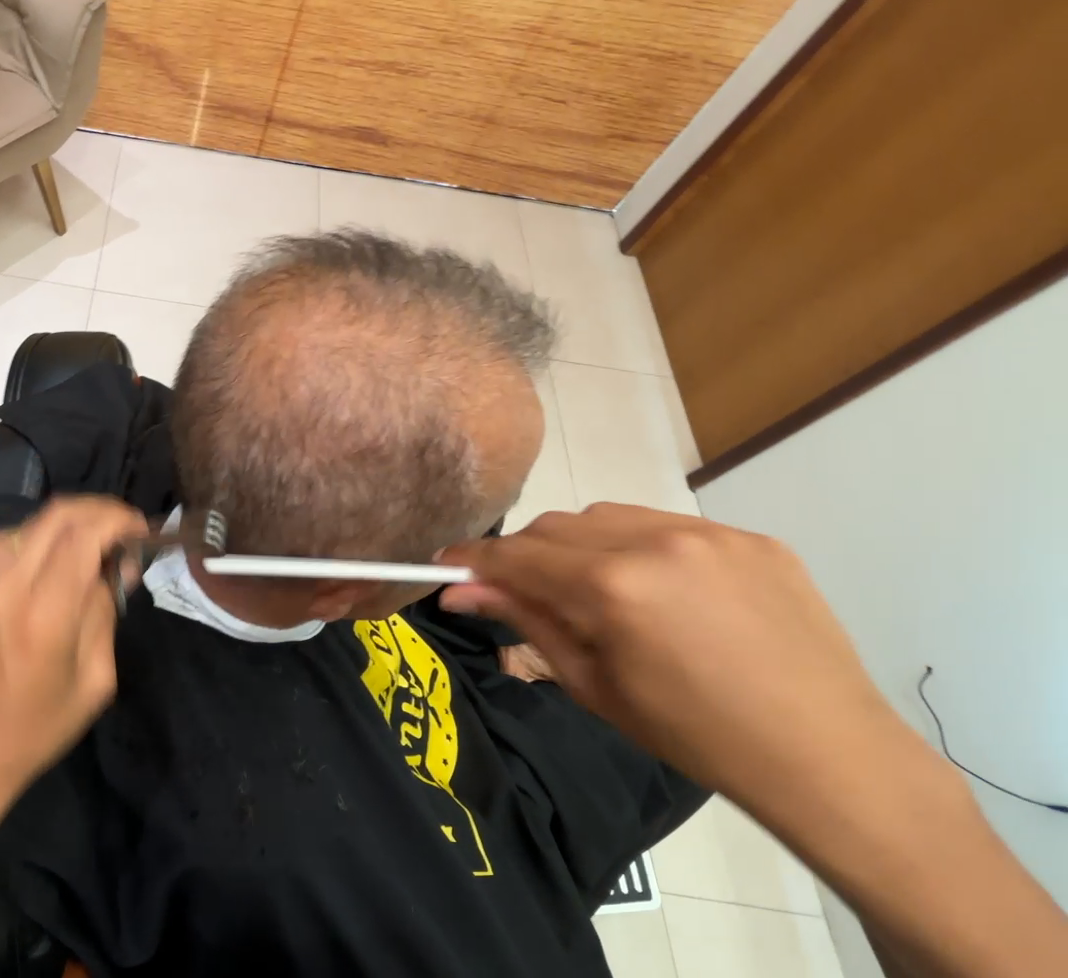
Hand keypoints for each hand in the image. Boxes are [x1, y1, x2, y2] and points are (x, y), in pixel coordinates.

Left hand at [0, 495, 149, 800]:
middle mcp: (5, 587)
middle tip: (124, 529)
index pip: (84, 536)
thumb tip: (115, 567)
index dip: (118, 521)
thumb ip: (104, 613)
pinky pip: (5, 545)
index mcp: (43, 615)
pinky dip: (38, 540)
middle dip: (98, 511)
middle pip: (56, 516)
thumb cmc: (36, 729)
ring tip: (93, 544)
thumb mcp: (94, 681)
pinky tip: (54, 560)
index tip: (141, 529)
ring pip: (30, 524)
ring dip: (67, 523)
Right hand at [438, 503, 898, 796]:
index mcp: (611, 586)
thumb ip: (525, 620)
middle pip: (554, 526)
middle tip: (525, 595)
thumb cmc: (691, 733)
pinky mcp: (750, 538)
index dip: (472, 559)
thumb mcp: (591, 683)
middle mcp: (655, 541)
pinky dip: (641, 549)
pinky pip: (667, 526)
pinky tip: (663, 593)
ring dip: (581, 545)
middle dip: (526, 555)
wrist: (824, 753)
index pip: (515, 554)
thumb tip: (459, 589)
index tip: (446, 566)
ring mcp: (708, 533)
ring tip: (599, 593)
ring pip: (607, 517)